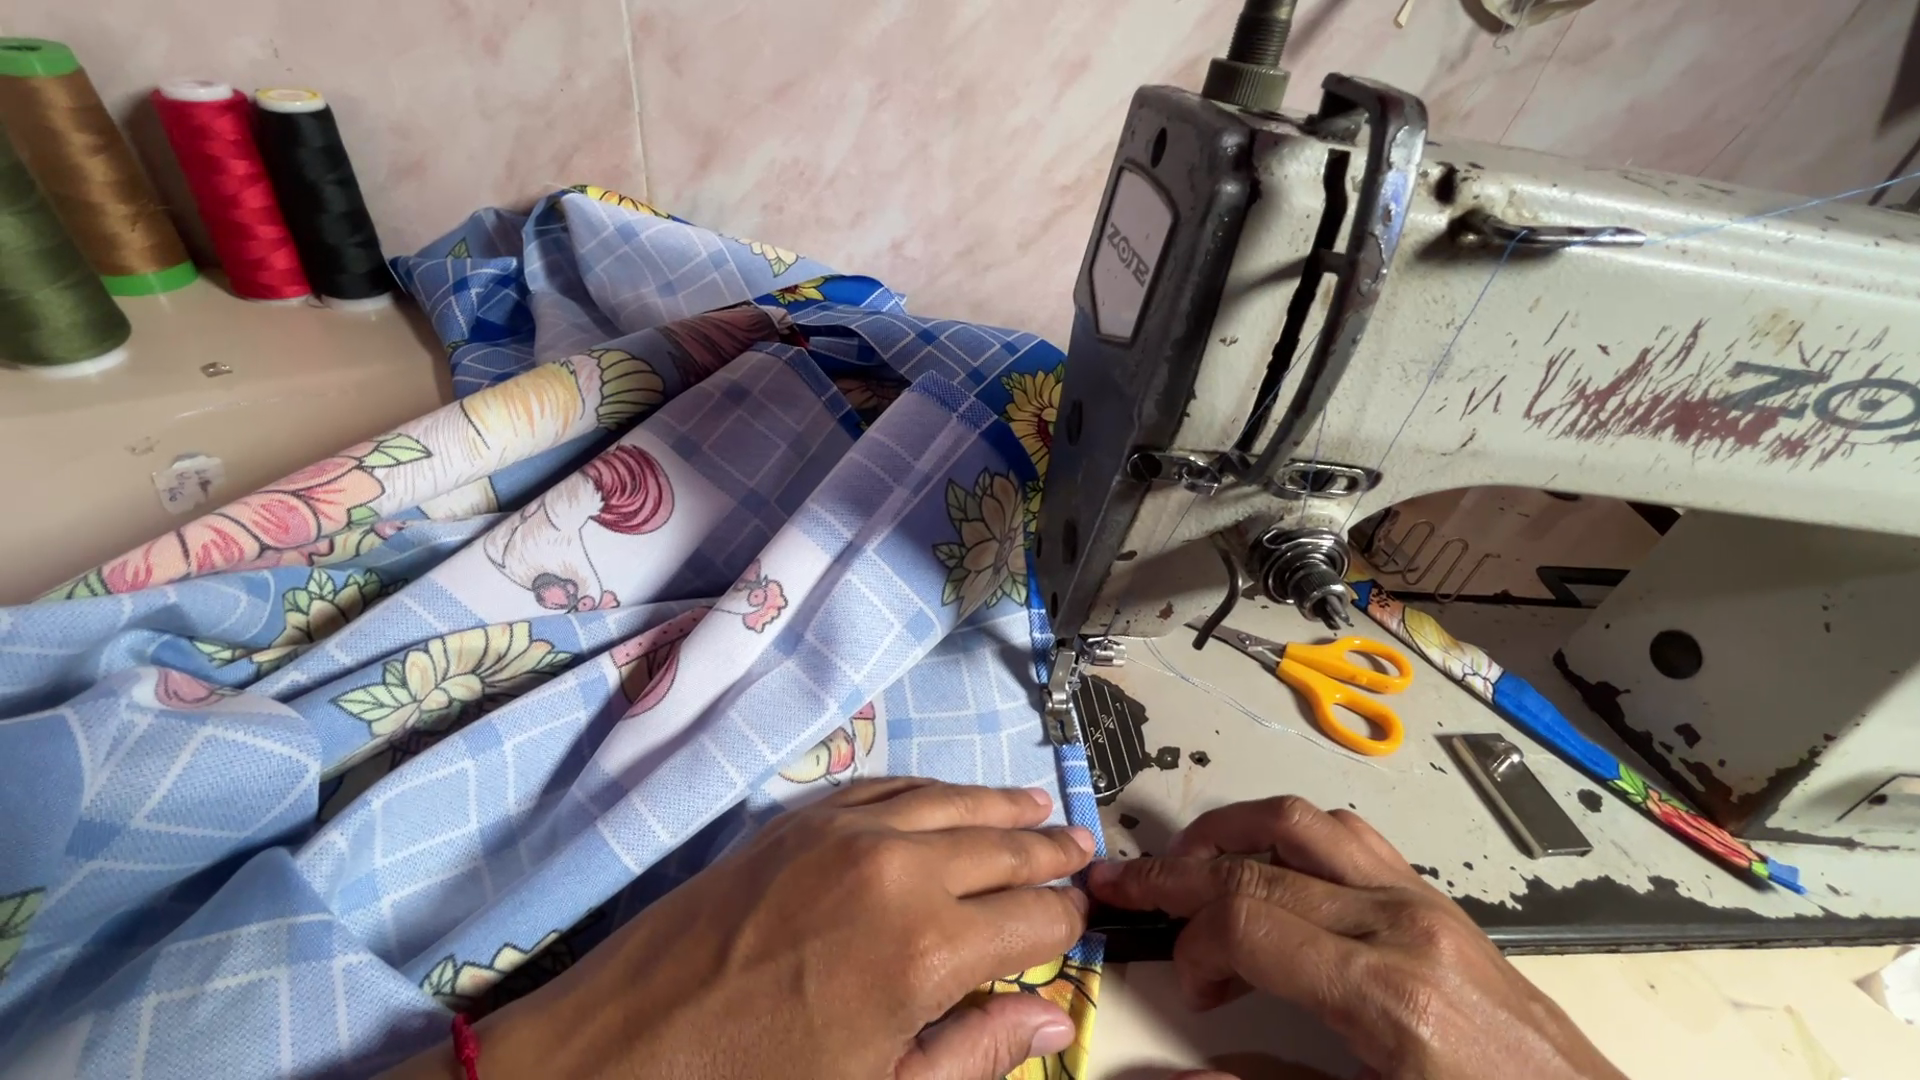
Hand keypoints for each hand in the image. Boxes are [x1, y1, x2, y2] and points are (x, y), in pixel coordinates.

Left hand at [390, 778, 1094, 1079]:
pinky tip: (953, 795)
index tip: (1079, 922)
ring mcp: (847, 829)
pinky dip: (934, 790)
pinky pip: (891, 786)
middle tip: (1081, 848)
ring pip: (953, 801)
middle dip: (1048, 852)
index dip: (1064, 923)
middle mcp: (898, 869)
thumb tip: (1055, 1019)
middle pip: (1001, 847)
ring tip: (1039, 806)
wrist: (618, 1053)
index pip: (1032, 920)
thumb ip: (975, 1055)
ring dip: (1002, 806)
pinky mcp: (804, 814)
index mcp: (925, 952)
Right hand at [1087, 797, 1625, 1079]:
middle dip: (1177, 872)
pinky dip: (1283, 838)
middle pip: (1256, 863)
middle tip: (1127, 887)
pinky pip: (1344, 836)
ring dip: (1228, 833)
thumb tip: (1159, 1079)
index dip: (1191, 942)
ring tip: (1189, 867)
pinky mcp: (1436, 899)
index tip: (1187, 987)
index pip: (1247, 919)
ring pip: (1298, 821)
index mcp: (1387, 995)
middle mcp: (1402, 924)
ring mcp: (1424, 901)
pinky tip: (1267, 875)